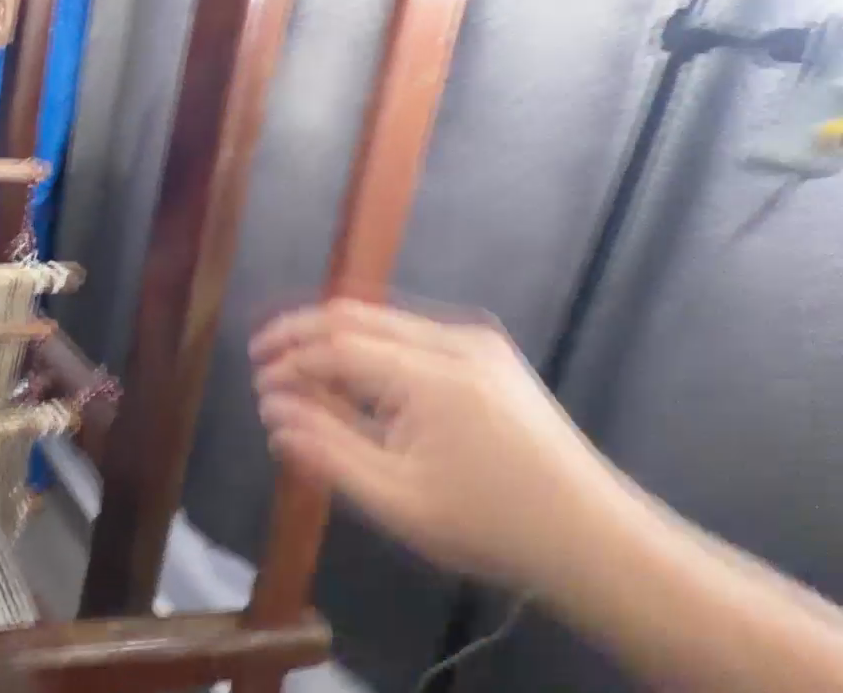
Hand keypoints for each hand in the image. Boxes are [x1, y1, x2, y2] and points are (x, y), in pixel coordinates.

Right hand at [250, 301, 623, 592]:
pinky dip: (365, 345)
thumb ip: (325, 450)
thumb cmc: (492, 527)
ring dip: (330, 338)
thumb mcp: (396, 501)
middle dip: (298, 333)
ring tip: (297, 369)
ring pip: (377, 318)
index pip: (336, 346)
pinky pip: (405, 331)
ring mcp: (475, 342)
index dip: (289, 361)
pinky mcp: (485, 353)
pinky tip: (349, 376)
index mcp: (434, 377)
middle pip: (353, 315)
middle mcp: (455, 342)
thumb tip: (271, 410)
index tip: (257, 385)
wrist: (600, 542)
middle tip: (261, 358)